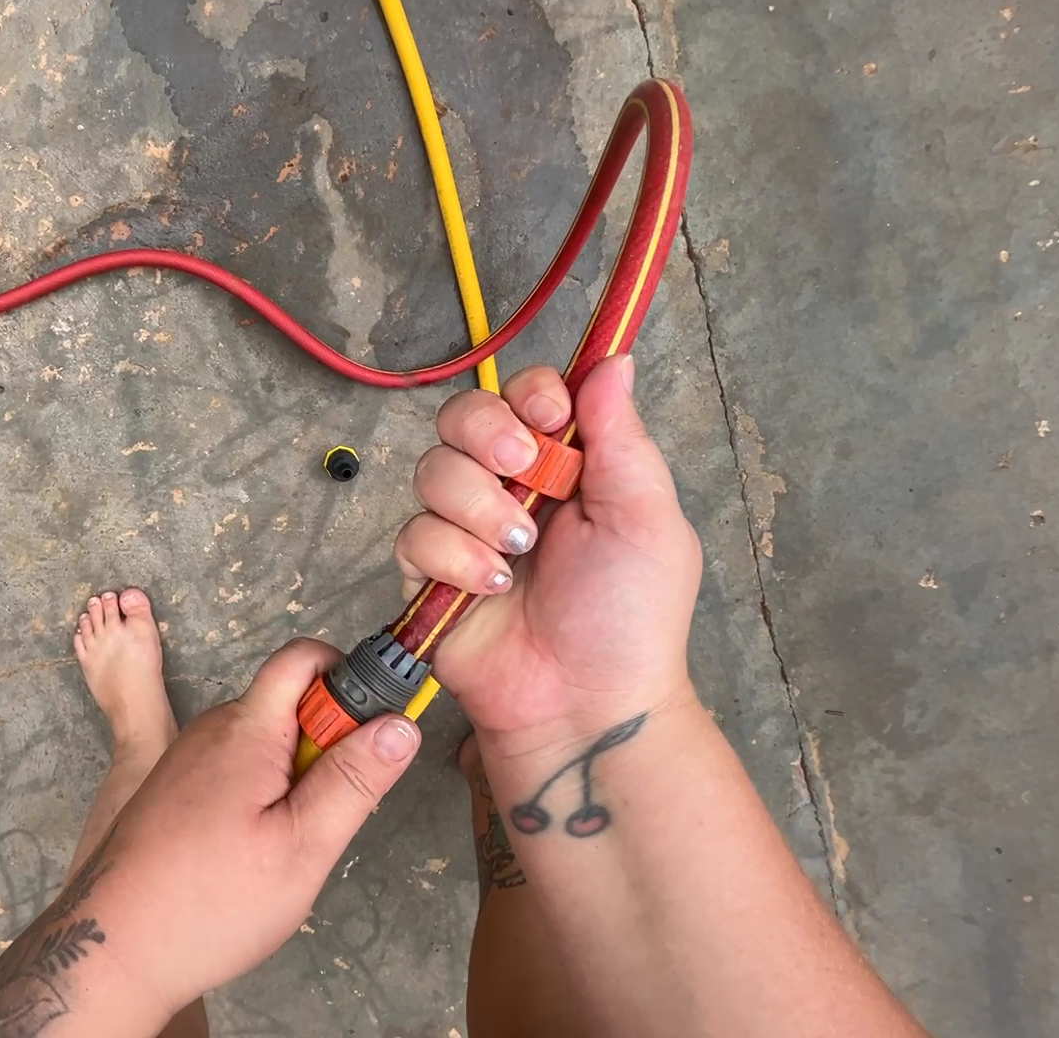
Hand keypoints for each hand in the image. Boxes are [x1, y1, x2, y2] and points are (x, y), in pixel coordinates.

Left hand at [84, 639, 420, 1013]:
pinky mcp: (177, 784)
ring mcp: (190, 755)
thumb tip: (401, 724)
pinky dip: (259, 793)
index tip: (368, 731)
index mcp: (246, 727)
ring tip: (283, 844)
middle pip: (288, 704)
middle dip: (323, 745)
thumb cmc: (210, 901)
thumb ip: (353, 780)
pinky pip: (235, 766)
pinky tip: (248, 851)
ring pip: (263, 741)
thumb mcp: (302, 846)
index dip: (344, 676)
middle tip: (323, 815)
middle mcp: (214, 727)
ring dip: (291, 776)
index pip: (301, 657)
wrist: (111, 947)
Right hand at [394, 355, 702, 754]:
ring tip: (517, 555)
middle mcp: (504, 485)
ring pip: (431, 470)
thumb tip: (613, 358)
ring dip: (477, 509)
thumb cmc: (629, 613)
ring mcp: (459, 526)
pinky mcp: (424, 568)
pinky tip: (490, 588)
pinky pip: (414, 534)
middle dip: (486, 436)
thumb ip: (620, 436)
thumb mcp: (645, 518)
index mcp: (561, 464)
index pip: (520, 394)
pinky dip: (453, 558)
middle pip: (459, 417)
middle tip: (523, 474)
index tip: (550, 421)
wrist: (583, 699)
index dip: (526, 395)